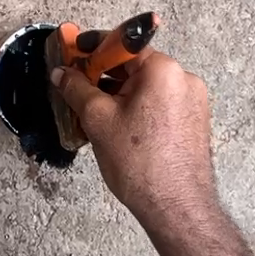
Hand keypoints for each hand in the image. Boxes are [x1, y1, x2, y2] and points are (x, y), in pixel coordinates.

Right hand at [52, 49, 218, 226]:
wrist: (177, 211)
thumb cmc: (140, 163)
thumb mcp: (97, 119)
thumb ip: (76, 88)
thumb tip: (61, 73)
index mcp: (163, 70)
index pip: (122, 44)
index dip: (93, 47)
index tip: (73, 52)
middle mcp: (183, 79)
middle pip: (133, 65)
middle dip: (103, 74)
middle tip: (77, 86)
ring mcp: (192, 101)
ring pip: (144, 85)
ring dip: (117, 92)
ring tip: (93, 111)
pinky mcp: (193, 121)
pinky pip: (157, 102)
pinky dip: (135, 106)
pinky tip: (116, 125)